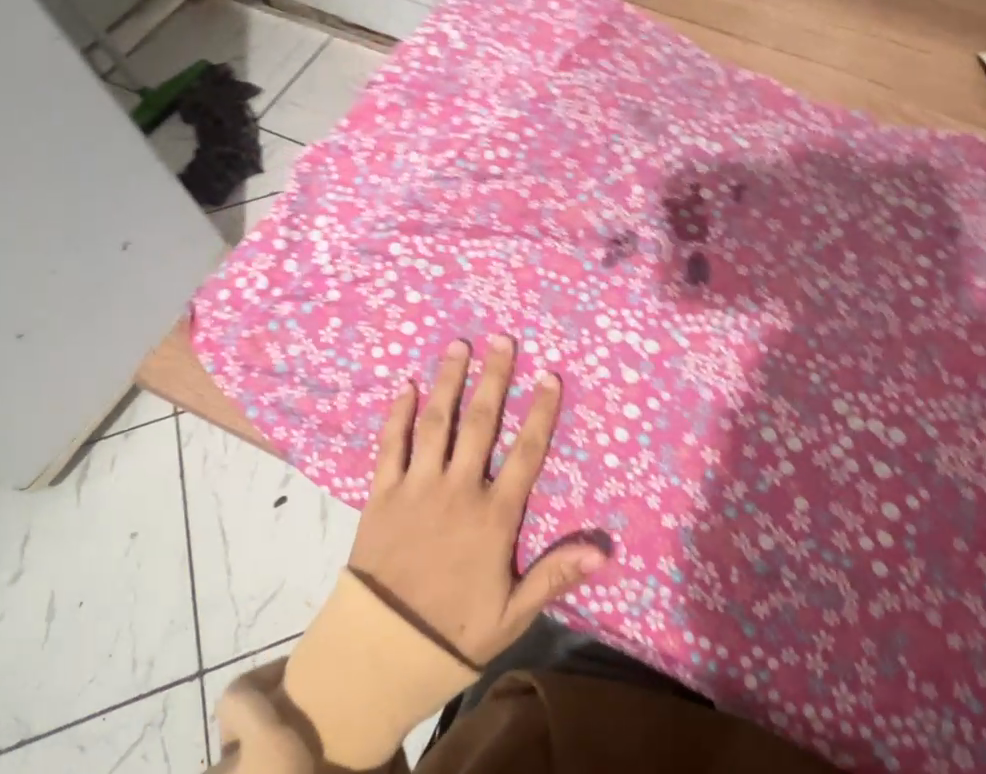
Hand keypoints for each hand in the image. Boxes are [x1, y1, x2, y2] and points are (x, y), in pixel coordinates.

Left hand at [347, 336, 607, 666]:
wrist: (382, 646)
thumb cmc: (454, 632)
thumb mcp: (514, 612)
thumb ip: (555, 574)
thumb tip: (604, 549)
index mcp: (494, 516)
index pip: (526, 453)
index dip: (540, 412)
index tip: (549, 375)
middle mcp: (458, 490)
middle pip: (481, 423)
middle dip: (494, 378)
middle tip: (502, 339)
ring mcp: (417, 488)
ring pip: (436, 423)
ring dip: (448, 381)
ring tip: (458, 345)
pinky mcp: (381, 495)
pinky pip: (390, 445)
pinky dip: (398, 414)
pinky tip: (406, 386)